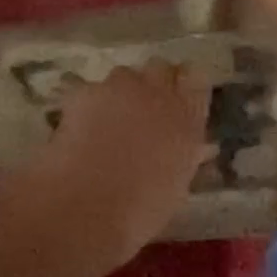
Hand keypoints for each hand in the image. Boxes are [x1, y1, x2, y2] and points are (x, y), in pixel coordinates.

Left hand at [14, 63, 211, 264]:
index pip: (195, 78)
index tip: (178, 97)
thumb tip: (186, 145)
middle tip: (143, 107)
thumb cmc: (141, 209)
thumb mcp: (176, 182)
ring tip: (109, 120)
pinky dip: (89, 104)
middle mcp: (157, 93)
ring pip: (124, 75)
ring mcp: (120, 87)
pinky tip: (80, 128)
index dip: (185, 85)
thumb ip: (182, 152)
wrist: (88, 203)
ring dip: (120, 92)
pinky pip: (92, 89)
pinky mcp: (85, 90)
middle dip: (152, 82)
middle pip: (160, 67)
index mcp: (187, 119)